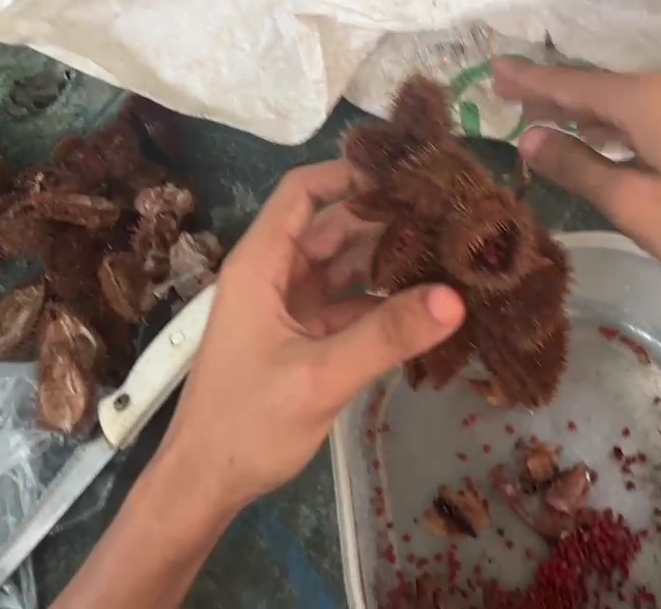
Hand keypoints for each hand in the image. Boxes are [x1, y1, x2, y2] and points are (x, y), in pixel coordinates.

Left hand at [155, 160, 464, 517]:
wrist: (204, 485)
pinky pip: (348, 302)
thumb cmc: (246, 423)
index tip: (404, 174)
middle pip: (332, 225)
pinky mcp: (304, 334)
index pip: (302, 191)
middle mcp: (275, 272)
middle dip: (384, 218)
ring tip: (448, 250)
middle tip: (448, 215)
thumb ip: (385, 336)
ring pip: (344, 264)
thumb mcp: (320, 377)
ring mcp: (290, 303)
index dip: (348, 174)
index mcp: (261, 262)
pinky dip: (382, 300)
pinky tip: (425, 303)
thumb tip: (455, 298)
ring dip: (388, 259)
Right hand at [491, 59, 660, 327]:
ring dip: (583, 108)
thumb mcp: (641, 208)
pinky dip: (616, 120)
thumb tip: (531, 138)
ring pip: (623, 99)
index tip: (490, 71)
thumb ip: (581, 169)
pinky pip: (649, 111)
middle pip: (594, 86)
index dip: (526, 80)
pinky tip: (610, 137)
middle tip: (507, 95)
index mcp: (643, 101)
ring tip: (546, 117)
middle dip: (549, 92)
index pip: (567, 83)